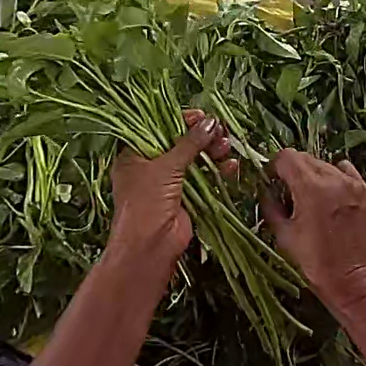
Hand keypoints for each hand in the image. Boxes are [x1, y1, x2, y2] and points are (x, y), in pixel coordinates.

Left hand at [107, 110, 237, 263]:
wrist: (149, 248)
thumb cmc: (146, 203)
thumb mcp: (165, 167)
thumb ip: (189, 143)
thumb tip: (210, 122)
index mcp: (135, 156)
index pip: (159, 129)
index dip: (181, 121)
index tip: (202, 116)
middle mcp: (151, 167)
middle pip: (180, 143)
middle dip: (202, 137)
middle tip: (220, 131)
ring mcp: (169, 183)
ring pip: (195, 160)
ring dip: (212, 152)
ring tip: (227, 146)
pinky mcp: (186, 197)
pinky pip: (204, 178)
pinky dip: (217, 170)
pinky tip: (230, 165)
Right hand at [260, 149, 365, 315]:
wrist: (354, 280)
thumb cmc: (314, 262)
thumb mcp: (284, 235)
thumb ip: (271, 206)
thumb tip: (266, 190)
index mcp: (311, 188)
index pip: (287, 157)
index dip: (276, 167)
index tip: (273, 181)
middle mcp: (335, 179)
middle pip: (306, 158)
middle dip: (294, 171)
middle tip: (289, 193)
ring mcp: (354, 184)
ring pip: (326, 165)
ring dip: (314, 175)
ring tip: (312, 199)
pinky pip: (346, 173)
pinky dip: (336, 178)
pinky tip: (331, 196)